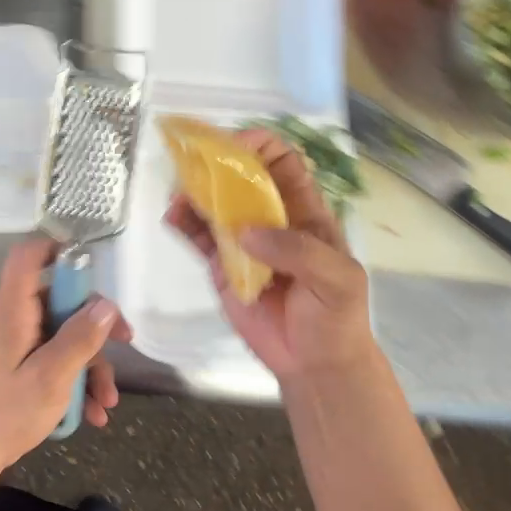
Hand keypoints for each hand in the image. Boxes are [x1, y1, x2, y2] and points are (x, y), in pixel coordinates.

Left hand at [0, 240, 131, 474]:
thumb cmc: (8, 412)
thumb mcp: (52, 377)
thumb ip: (79, 338)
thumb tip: (105, 304)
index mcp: (12, 311)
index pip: (26, 257)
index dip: (56, 250)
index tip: (91, 266)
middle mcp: (12, 319)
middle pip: (57, 298)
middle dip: (94, 322)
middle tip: (125, 341)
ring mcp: (16, 343)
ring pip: (62, 334)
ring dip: (90, 364)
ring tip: (108, 402)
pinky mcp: (19, 365)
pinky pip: (54, 358)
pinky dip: (76, 380)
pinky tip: (93, 414)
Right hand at [165, 128, 379, 383]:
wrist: (314, 365)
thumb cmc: (336, 317)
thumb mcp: (337, 280)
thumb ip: (298, 252)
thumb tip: (245, 232)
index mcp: (303, 211)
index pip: (282, 162)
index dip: (259, 145)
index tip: (233, 147)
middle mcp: (269, 218)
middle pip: (239, 175)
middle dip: (215, 164)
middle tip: (191, 165)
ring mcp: (242, 239)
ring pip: (213, 202)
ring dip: (192, 191)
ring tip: (179, 196)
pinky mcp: (220, 263)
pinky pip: (197, 235)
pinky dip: (182, 222)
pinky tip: (173, 218)